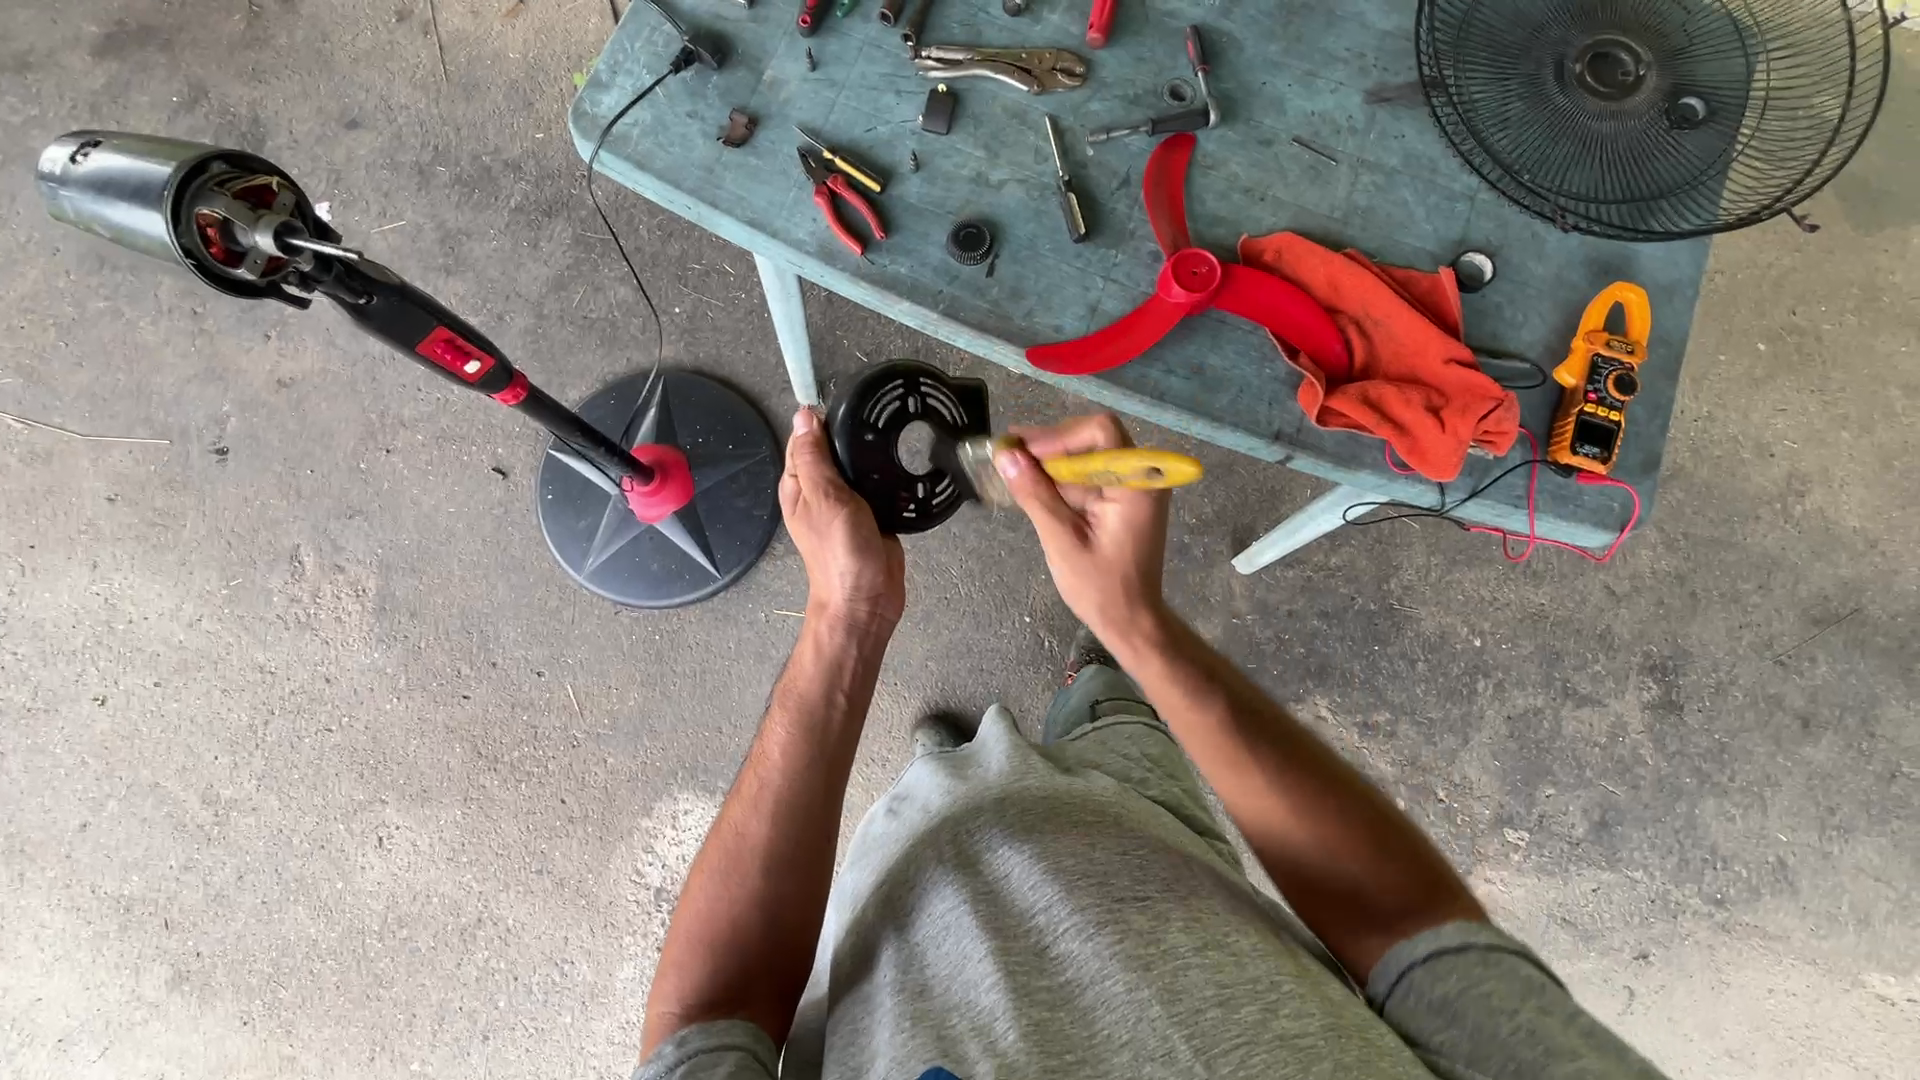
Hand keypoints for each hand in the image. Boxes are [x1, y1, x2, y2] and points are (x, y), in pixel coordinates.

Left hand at [780, 407, 904, 631]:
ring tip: (897, 431)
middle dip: (852, 434)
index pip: (806, 439)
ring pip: (859, 467)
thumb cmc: (840, 552)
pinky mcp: (875, 515)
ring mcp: (848, 505)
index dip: (823, 419)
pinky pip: (880, 488)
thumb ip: (815, 457)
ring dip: (873, 454)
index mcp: (799, 486)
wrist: (867, 599)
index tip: (851, 400)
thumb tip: (803, 415)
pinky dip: (889, 477)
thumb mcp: (824, 497)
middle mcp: (820, 492)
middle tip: (881, 413)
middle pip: (835, 451)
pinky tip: (904, 464)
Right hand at [994, 413, 1169, 644]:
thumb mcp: (1061, 540)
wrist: (1130, 620)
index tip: (1023, 453)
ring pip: (1087, 455)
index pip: (1100, 431)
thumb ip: (1035, 494)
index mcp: (1136, 482)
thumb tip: (1005, 456)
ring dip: (1050, 461)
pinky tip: (1030, 483)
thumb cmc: (1100, 587)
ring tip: (1010, 466)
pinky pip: (1089, 475)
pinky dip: (1060, 479)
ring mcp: (1132, 487)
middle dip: (1049, 446)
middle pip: (1092, 438)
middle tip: (1007, 454)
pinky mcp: (1121, 499)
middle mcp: (1140, 476)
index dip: (1058, 436)